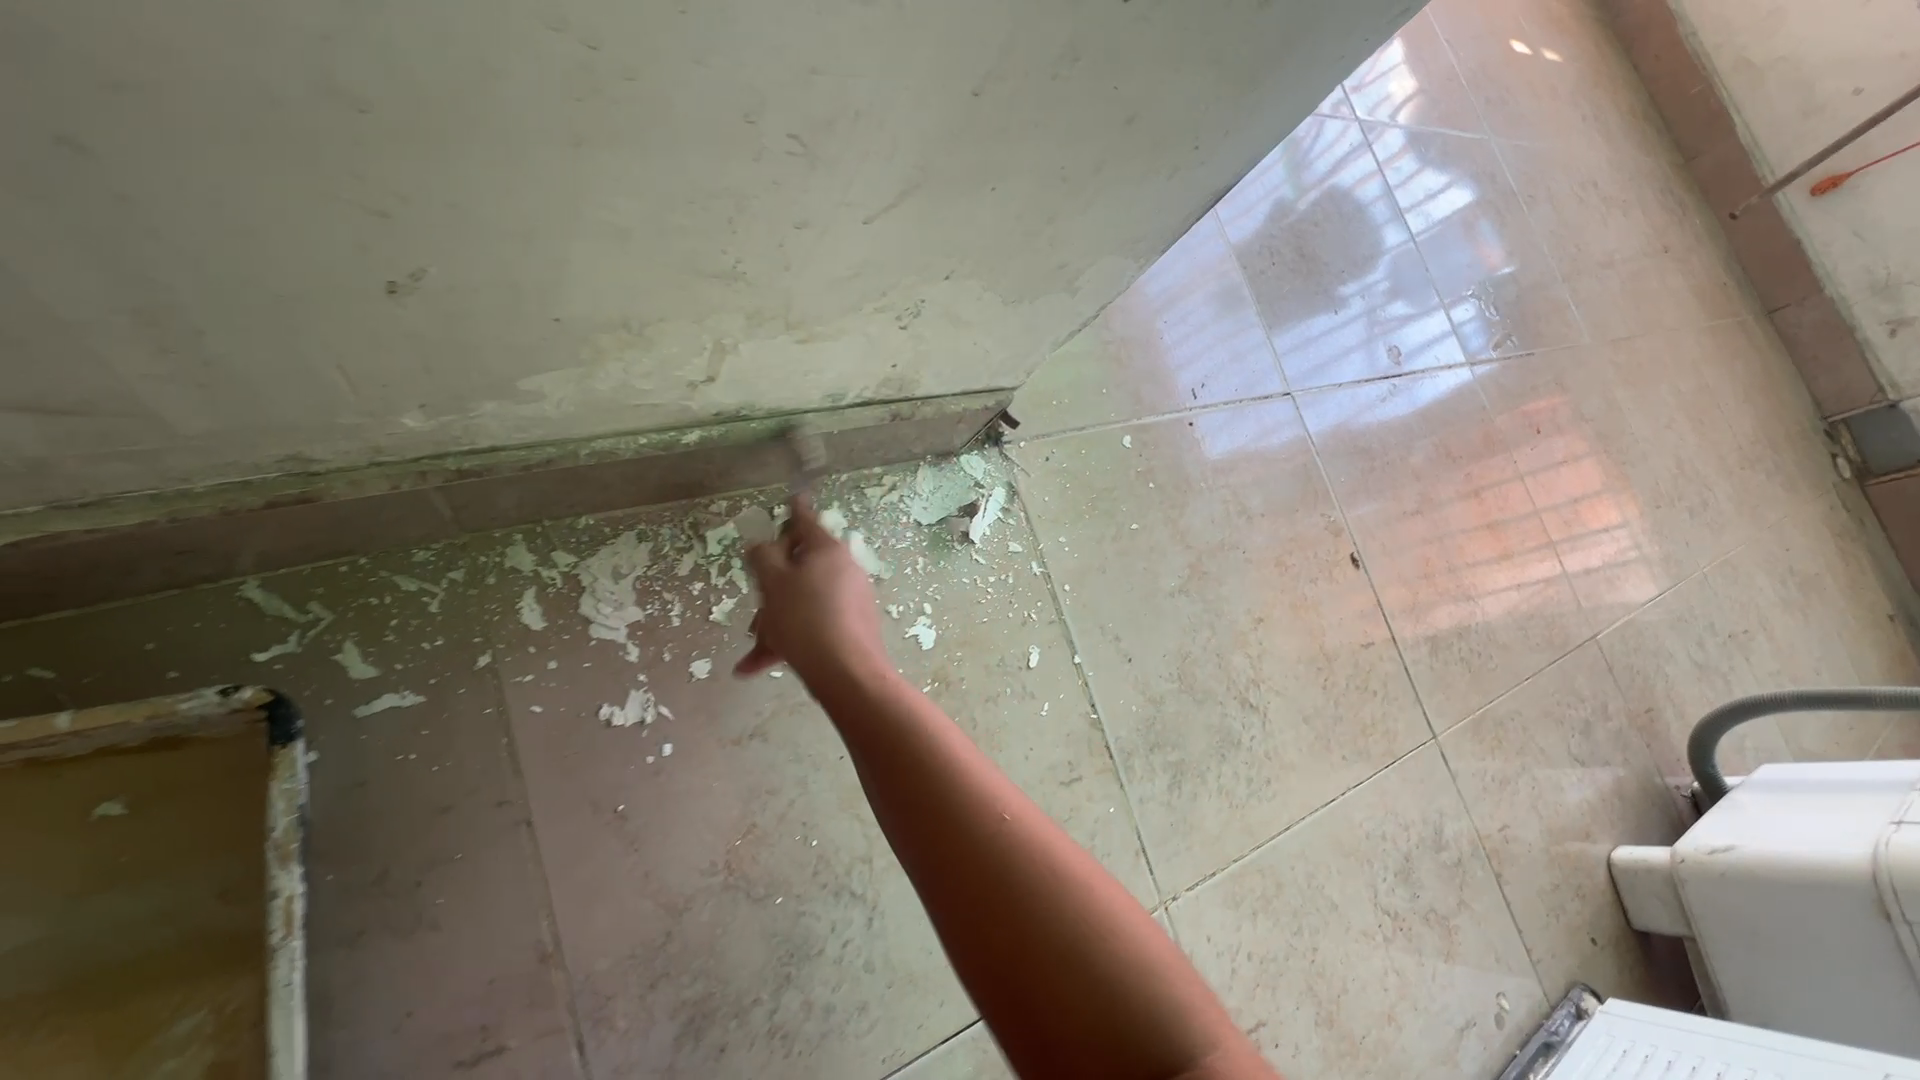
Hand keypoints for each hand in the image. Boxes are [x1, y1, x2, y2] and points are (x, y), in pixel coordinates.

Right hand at [734, 495, 892, 689]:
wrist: (847, 672)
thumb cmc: (804, 619)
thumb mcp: (772, 583)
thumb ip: (762, 557)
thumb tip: (763, 547)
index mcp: (826, 550)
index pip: (804, 520)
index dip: (792, 510)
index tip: (794, 497)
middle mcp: (843, 569)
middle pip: (798, 568)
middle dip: (770, 592)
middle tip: (756, 614)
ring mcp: (850, 599)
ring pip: (801, 602)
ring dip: (775, 621)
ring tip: (755, 646)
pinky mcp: (851, 627)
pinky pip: (812, 624)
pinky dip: (788, 639)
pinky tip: (757, 665)